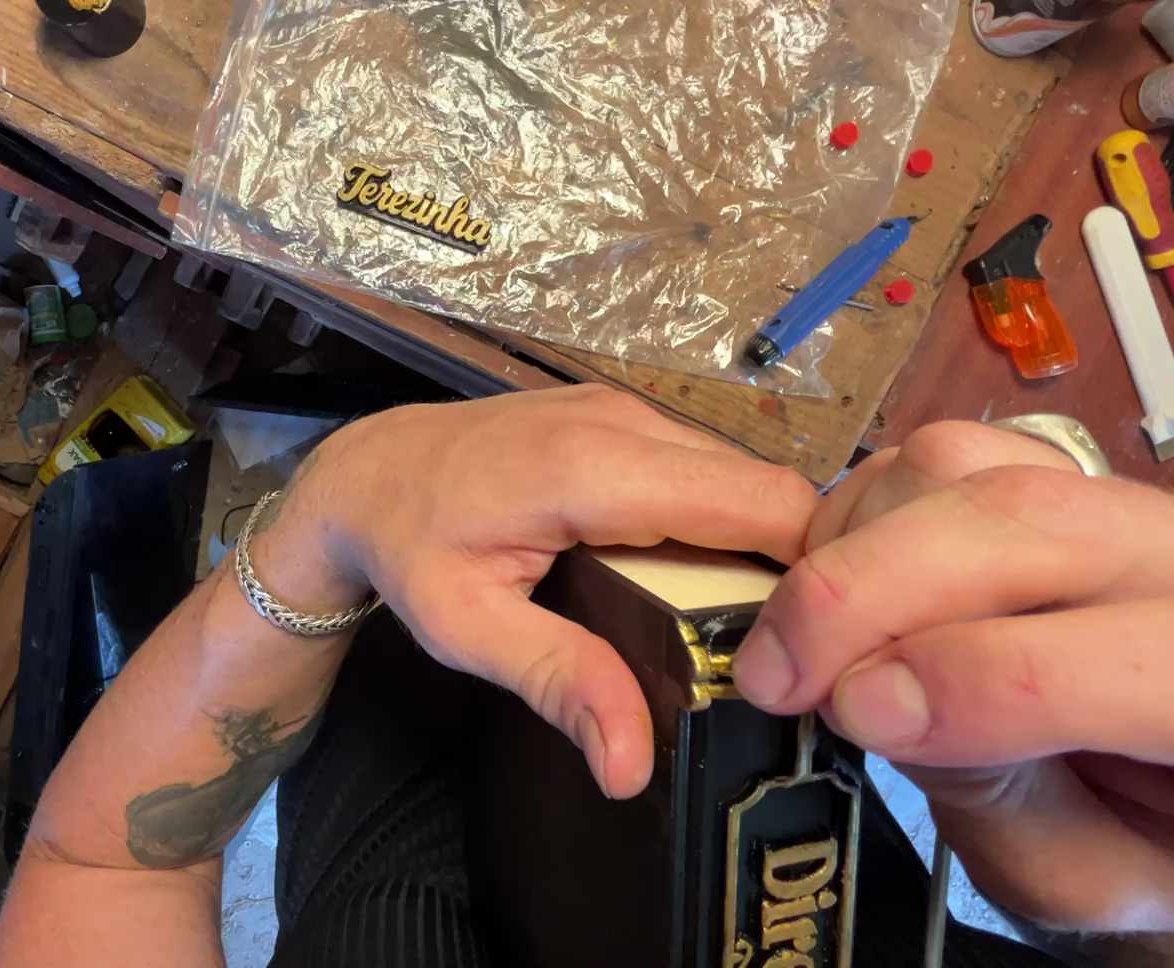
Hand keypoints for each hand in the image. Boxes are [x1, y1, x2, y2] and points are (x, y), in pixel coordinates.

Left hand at [250, 385, 816, 799]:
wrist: (366, 472)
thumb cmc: (407, 543)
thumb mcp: (468, 624)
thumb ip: (558, 680)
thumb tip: (633, 766)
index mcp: (592, 468)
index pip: (762, 505)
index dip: (807, 576)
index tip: (801, 647)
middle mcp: (619, 421)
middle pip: (761, 489)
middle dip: (786, 565)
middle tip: (763, 646)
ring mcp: (615, 407)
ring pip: (732, 473)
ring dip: (746, 541)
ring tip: (724, 616)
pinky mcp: (608, 412)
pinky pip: (693, 462)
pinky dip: (707, 514)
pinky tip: (676, 566)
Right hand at [731, 421, 1173, 959]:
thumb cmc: (1166, 848)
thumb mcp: (1090, 877)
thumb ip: (990, 795)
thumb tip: (859, 694)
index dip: (1001, 682)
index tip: (855, 715)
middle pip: (1035, 525)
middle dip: (863, 594)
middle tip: (772, 674)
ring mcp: (1125, 496)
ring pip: (954, 470)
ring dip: (844, 555)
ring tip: (813, 640)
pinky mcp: (1035, 467)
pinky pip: (919, 461)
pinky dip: (846, 522)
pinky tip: (843, 589)